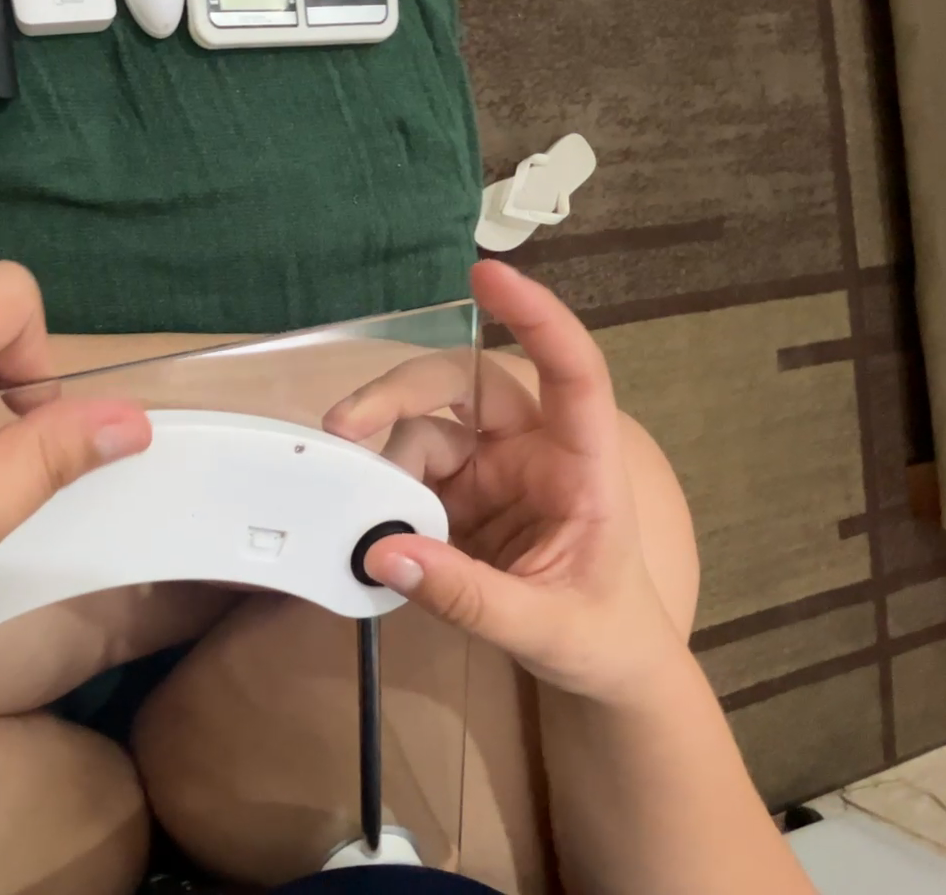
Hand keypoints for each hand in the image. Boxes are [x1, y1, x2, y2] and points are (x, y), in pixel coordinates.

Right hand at [323, 261, 682, 702]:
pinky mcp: (456, 496)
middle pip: (464, 386)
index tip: (487, 275)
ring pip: (422, 432)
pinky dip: (378, 491)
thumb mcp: (545, 627)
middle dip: (399, 394)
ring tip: (358, 510)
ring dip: (382, 461)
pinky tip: (364, 521)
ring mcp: (489, 471)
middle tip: (343, 426)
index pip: (571, 372)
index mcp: (582, 464)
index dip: (536, 318)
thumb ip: (467, 595)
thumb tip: (384, 552)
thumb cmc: (603, 638)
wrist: (601, 669)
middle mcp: (531, 451)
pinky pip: (406, 474)